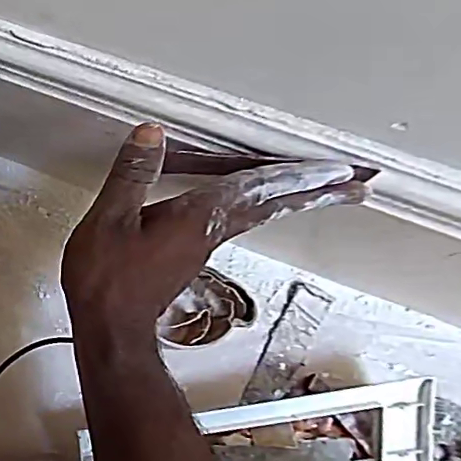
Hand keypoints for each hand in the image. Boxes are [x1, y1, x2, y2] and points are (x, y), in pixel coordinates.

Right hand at [61, 123, 369, 347]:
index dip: (293, 172)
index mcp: (194, 219)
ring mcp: (196, 252)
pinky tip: (236, 215)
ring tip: (312, 195)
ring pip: (251, 219)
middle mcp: (205, 235)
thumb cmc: (104, 277)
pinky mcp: (182, 264)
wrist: (107, 326)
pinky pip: (227, 229)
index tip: (338, 166)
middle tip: (355, 185)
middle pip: (268, 208)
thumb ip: (131, 176)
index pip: (253, 187)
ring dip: (285, 203)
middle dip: (313, 193)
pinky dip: (248, 215)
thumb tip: (150, 135)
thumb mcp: (107, 218)